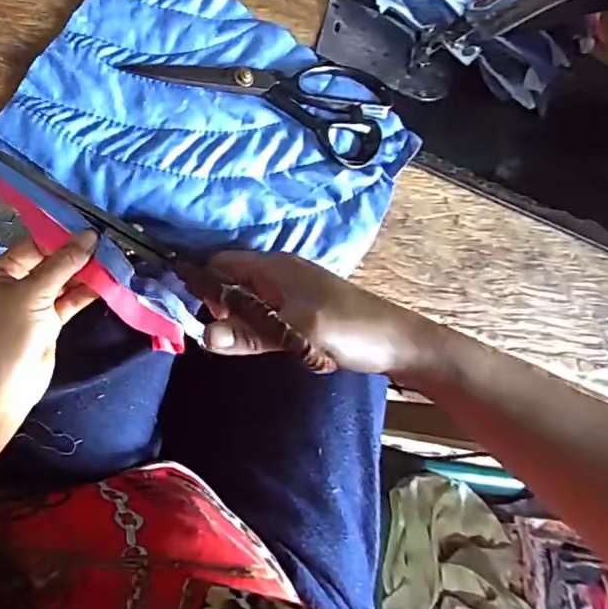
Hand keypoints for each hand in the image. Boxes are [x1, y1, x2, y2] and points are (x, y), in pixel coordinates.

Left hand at [0, 231, 100, 417]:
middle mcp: (16, 284)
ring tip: (114, 259)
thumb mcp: (34, 293)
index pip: (34, 245)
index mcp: (1, 272)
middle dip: (76, 254)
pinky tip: (108, 281)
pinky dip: (87, 292)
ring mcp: (34, 304)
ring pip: (63, 281)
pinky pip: (70, 301)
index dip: (61, 237)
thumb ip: (63, 264)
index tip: (90, 228)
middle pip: (50, 262)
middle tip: (109, 242)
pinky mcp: (49, 322)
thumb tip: (89, 235)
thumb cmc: (10, 334)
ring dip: (85, 273)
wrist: (5, 388)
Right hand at [200, 250, 453, 377]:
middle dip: (223, 307)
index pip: (220, 264)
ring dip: (244, 320)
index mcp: (274, 266)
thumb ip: (251, 335)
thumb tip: (204, 336)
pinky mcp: (304, 304)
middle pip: (232, 281)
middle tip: (228, 336)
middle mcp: (279, 270)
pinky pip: (268, 309)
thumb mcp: (299, 334)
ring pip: (249, 297)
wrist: (406, 344)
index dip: (204, 286)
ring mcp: (293, 287)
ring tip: (249, 343)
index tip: (201, 317)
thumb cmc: (352, 329)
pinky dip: (262, 325)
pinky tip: (272, 343)